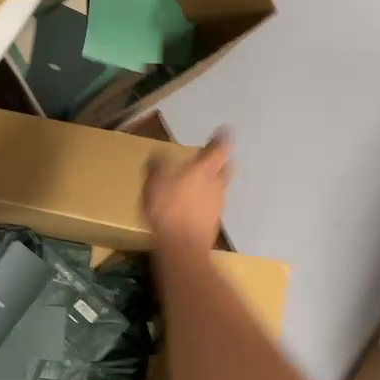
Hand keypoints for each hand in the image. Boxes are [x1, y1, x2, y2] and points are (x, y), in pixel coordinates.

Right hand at [143, 128, 232, 256]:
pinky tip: (191, 208)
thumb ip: (156, 167)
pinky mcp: (212, 223)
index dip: (221, 138)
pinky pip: (211, 206)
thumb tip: (157, 155)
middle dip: (221, 162)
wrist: (182, 247)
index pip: (219, 148)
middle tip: (213, 160)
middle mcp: (216, 185)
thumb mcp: (154, 184)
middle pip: (226, 169)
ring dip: (212, 184)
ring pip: (219, 188)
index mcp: (204, 170)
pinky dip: (204, 203)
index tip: (223, 131)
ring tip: (197, 185)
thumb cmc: (167, 210)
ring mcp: (217, 205)